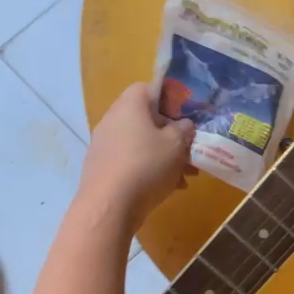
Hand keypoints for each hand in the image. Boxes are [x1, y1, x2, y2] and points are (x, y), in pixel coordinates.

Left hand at [79, 83, 195, 231]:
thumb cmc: (146, 166)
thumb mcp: (176, 145)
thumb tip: (183, 125)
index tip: (187, 115)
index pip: (149, 88)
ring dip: (164, 155)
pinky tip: (168, 187)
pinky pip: (132, 160)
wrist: (109, 205)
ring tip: (185, 174)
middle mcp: (113, 119)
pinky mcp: (103, 166)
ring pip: (142, 142)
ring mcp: (105, 144)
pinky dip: (150, 168)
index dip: (170, 98)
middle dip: (171, 134)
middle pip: (147, 118)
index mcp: (130, 106)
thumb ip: (184, 129)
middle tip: (190, 150)